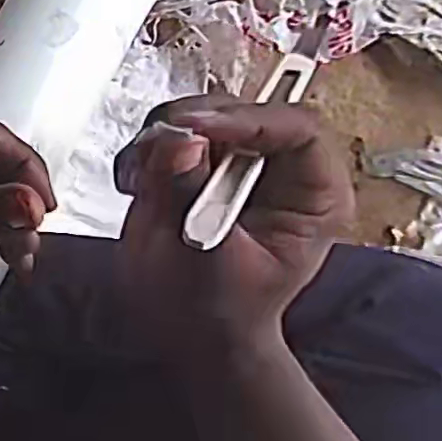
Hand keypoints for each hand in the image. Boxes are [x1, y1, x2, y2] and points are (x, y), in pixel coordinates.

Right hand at [113, 95, 353, 341]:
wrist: (187, 328)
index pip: (296, 129)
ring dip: (157, 140)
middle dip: (191, 124)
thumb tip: (180, 142)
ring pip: (195, 118)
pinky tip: (133, 185)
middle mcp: (271, 171)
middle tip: (154, 153)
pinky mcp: (186, 171)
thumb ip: (192, 200)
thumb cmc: (215, 308)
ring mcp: (226, 168)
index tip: (192, 130)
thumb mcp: (208, 261)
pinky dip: (138, 155)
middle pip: (240, 112)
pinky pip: (160, 140)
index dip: (246, 120)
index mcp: (308, 194)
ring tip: (139, 179)